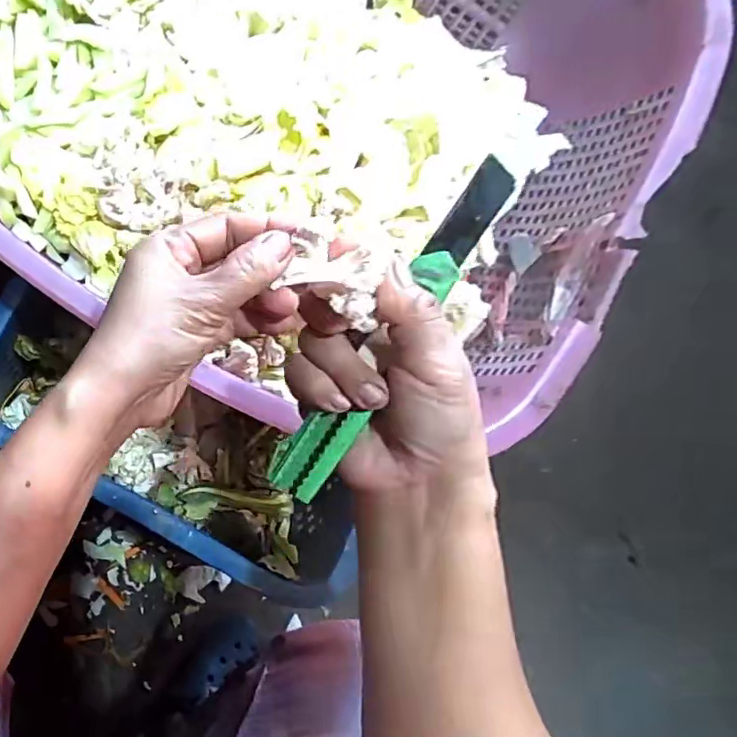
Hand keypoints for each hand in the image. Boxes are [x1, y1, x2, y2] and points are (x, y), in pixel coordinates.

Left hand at [70, 214, 300, 431]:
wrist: (120, 396)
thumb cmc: (152, 338)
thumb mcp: (203, 301)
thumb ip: (247, 271)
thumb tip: (285, 242)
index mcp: (169, 248)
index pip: (227, 227)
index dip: (269, 230)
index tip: (310, 238)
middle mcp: (177, 270)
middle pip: (236, 258)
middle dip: (272, 270)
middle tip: (308, 280)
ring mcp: (186, 302)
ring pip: (238, 290)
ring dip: (267, 298)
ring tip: (291, 310)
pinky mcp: (194, 332)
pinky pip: (233, 317)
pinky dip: (256, 319)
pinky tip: (282, 325)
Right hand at [286, 259, 491, 495]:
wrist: (415, 477)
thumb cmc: (441, 415)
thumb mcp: (440, 359)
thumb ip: (412, 311)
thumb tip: (383, 261)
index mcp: (394, 318)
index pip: (361, 279)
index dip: (343, 267)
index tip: (333, 259)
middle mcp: (357, 334)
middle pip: (323, 305)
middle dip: (337, 326)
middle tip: (349, 333)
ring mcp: (330, 364)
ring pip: (308, 341)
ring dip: (339, 372)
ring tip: (369, 401)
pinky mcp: (307, 391)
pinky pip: (294, 373)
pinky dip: (317, 390)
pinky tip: (341, 410)